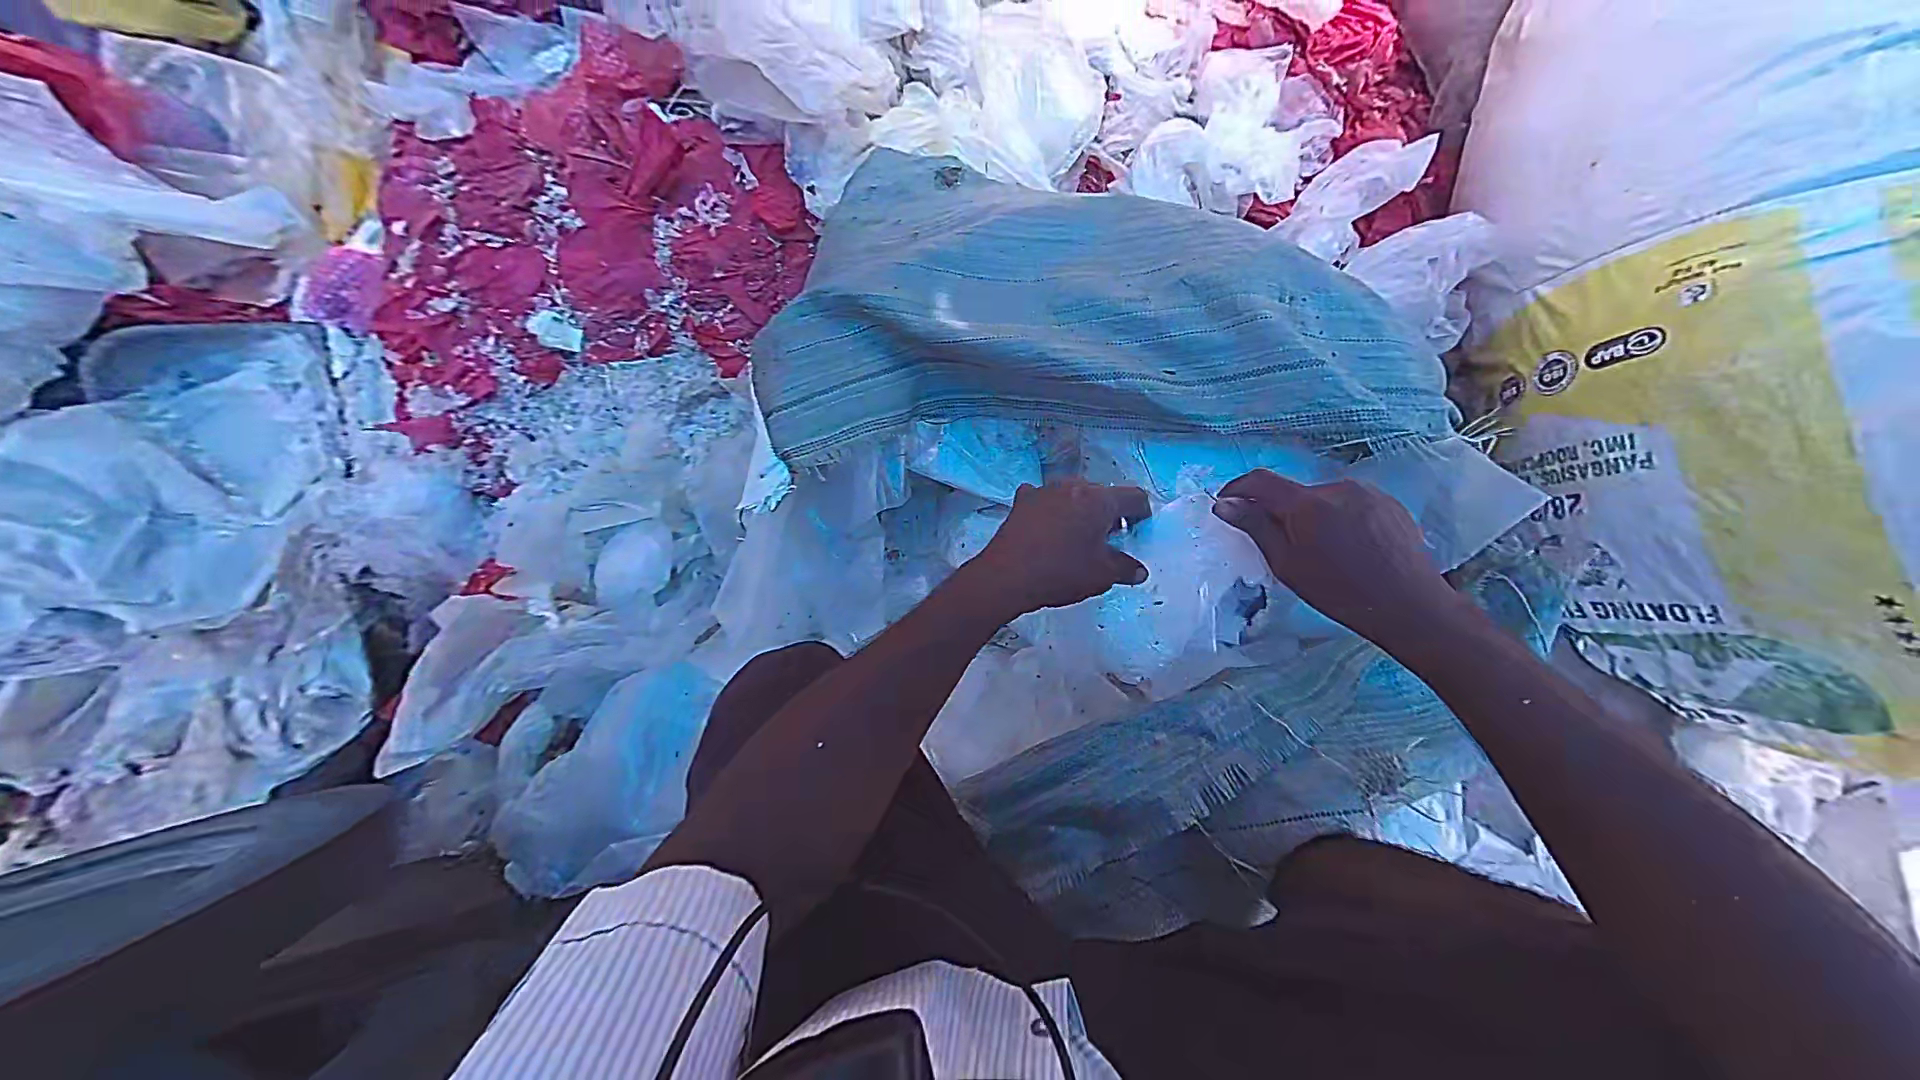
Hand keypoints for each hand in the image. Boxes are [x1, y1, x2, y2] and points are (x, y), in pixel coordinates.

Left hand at [962, 480, 1151, 616]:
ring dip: (1080, 509)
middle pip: (1102, 493)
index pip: (1133, 497)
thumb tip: (1139, 571)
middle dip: (1109, 513)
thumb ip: (1125, 568)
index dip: (1142, 514)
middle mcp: (1073, 486)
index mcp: (1099, 500)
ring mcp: (1044, 490)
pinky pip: (1044, 499)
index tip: (1138, 530)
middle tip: (1109, 538)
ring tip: (1078, 535)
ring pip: (1073, 494)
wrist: (1006, 576)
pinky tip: (1047, 527)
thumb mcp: (1101, 575)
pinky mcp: (1022, 501)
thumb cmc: (1060, 572)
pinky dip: (1051, 509)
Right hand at [1211, 470, 1465, 645]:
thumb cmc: (1338, 590)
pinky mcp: (1388, 502)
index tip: (1226, 503)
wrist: (1409, 604)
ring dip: (1311, 515)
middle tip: (1279, 544)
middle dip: (1279, 511)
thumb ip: (1255, 527)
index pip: (1260, 481)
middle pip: (1293, 492)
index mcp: (1306, 503)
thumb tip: (1224, 503)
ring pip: (1322, 498)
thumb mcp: (1286, 563)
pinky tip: (1347, 547)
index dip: (1237, 489)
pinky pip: (1349, 503)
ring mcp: (1367, 492)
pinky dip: (1338, 518)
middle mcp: (1336, 487)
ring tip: (1319, 549)